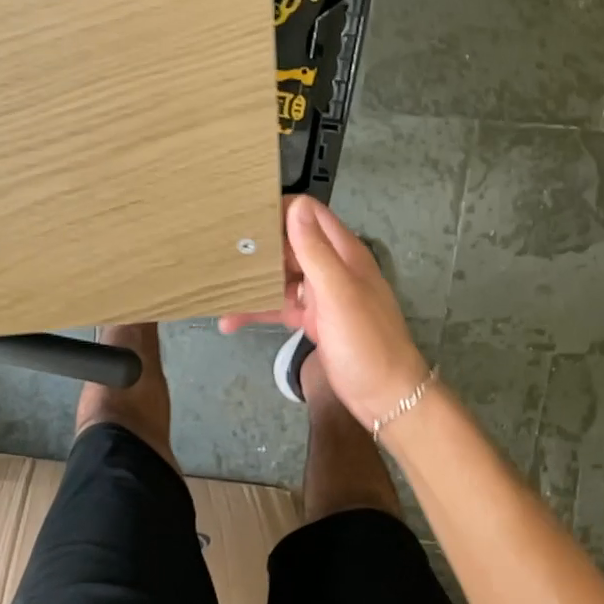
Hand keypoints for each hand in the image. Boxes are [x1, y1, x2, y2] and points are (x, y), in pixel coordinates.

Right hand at [220, 196, 428, 425]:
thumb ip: (315, 251)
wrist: (386, 398)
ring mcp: (321, 295)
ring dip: (253, 279)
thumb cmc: (366, 341)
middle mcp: (331, 268)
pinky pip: (280, 306)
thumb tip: (295, 206)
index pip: (308, 214)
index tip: (243, 213)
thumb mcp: (338, 293)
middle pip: (290, 243)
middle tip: (219, 246)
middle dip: (259, 244)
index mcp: (343, 253)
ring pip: (281, 275)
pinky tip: (229, 319)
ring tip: (217, 280)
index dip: (279, 209)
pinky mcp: (312, 320)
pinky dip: (257, 310)